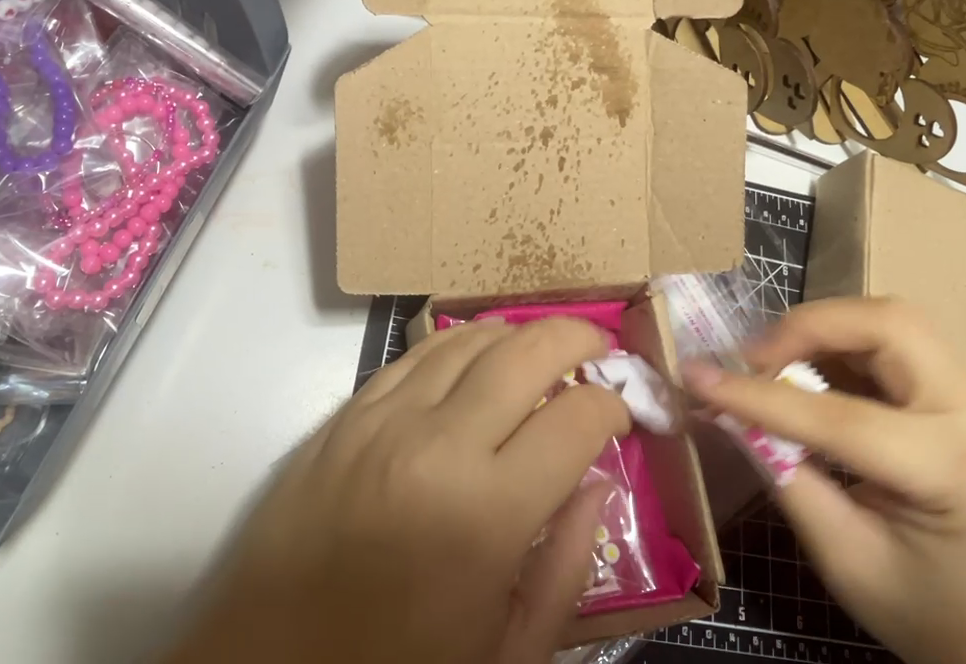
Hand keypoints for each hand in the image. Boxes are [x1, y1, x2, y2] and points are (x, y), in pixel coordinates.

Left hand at [160, 317, 630, 663]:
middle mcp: (437, 443)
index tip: (622, 416)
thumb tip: (597, 482)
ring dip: (518, 334)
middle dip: (579, 337)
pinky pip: (414, 356)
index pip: (578, 416)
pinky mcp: (343, 416)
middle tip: (600, 349)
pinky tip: (473, 362)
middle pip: (527, 350)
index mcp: (488, 511)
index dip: (615, 405)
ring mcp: (383, 419)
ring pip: (469, 338)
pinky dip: (458, 346)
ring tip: (542, 351)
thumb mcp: (506, 653)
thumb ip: (565, 565)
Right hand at [684, 297, 965, 663]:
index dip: (760, 394)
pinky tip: (808, 371)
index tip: (696, 375)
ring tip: (773, 363)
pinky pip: (892, 339)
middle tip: (750, 360)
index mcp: (958, 475)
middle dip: (807, 328)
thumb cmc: (919, 606)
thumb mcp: (842, 556)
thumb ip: (784, 475)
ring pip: (890, 320)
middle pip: (888, 326)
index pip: (844, 416)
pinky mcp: (959, 389)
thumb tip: (723, 411)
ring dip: (823, 329)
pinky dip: (839, 342)